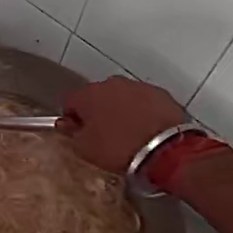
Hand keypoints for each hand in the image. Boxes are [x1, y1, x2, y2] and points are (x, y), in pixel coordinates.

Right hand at [55, 76, 187, 173]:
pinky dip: (141, 110)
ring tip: (125, 131)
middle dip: (96, 110)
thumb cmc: (118, 147)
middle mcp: (112, 83)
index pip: (70, 101)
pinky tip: (144, 128)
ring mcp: (138, 86)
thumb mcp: (85, 148)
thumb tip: (67, 124)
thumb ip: (71, 132)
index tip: (77, 131)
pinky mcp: (161, 93)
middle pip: (96, 95)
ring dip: (119, 109)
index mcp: (89, 94)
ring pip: (121, 95)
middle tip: (101, 132)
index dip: (71, 117)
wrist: (165, 150)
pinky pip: (143, 100)